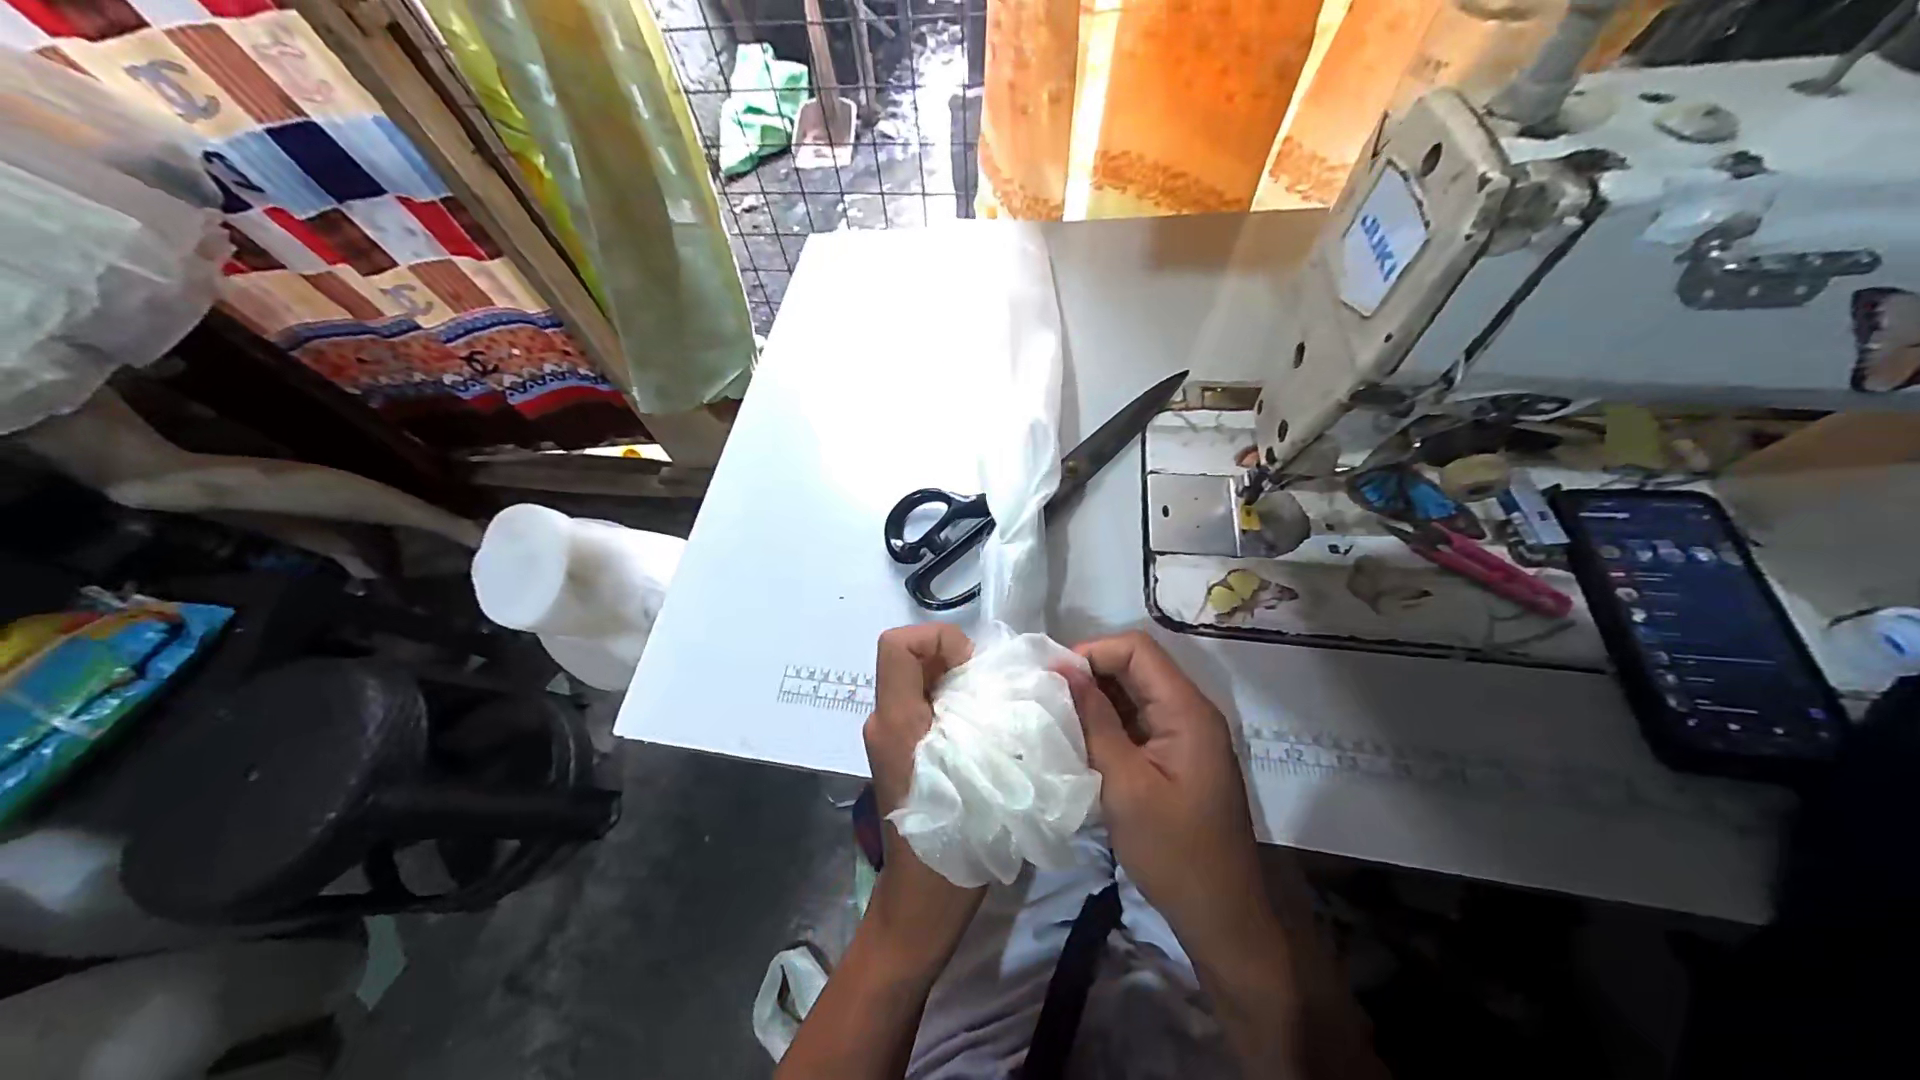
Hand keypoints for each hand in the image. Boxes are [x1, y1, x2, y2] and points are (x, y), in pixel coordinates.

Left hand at [861, 624, 982, 959]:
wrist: (924, 899)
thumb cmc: (958, 838)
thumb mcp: (987, 771)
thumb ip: (994, 719)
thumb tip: (1011, 681)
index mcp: (897, 721)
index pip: (897, 644)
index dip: (939, 640)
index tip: (974, 672)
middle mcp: (882, 722)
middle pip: (910, 661)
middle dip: (955, 663)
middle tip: (993, 694)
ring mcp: (886, 738)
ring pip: (918, 685)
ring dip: (957, 688)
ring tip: (993, 716)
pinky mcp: (898, 753)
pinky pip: (921, 709)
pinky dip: (951, 709)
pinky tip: (982, 738)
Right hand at [1061, 631, 1274, 958]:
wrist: (1220, 915)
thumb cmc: (1173, 851)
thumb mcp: (1125, 784)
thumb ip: (1095, 721)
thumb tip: (1063, 669)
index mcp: (1187, 710)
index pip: (1137, 650)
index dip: (1092, 653)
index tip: (1051, 678)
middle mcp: (1190, 712)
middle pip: (1136, 668)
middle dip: (1088, 674)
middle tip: (1044, 697)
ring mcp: (1184, 735)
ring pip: (1133, 694)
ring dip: (1094, 700)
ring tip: (1053, 716)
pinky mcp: (1175, 757)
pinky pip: (1138, 722)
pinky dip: (1107, 723)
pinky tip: (1077, 739)